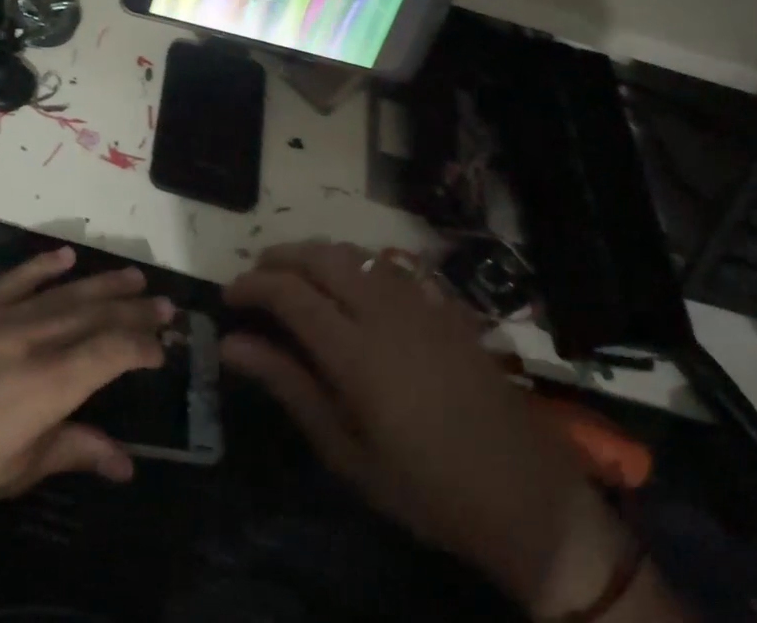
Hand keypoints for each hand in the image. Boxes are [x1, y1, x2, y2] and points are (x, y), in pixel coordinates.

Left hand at [0, 247, 172, 531]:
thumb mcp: (13, 472)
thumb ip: (71, 452)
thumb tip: (125, 461)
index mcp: (50, 382)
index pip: (114, 350)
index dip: (145, 346)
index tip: (165, 349)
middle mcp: (30, 338)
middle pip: (94, 313)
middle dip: (133, 308)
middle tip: (164, 304)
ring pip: (61, 292)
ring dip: (100, 283)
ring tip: (132, 276)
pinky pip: (12, 280)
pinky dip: (40, 267)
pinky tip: (62, 257)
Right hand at [222, 242, 636, 616]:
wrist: (528, 501)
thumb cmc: (424, 488)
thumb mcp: (344, 450)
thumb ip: (287, 385)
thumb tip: (230, 345)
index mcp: (355, 353)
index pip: (288, 292)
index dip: (251, 285)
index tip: (227, 296)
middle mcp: (388, 316)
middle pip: (322, 258)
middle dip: (280, 258)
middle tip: (254, 278)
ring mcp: (425, 309)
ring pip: (358, 256)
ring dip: (317, 255)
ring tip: (294, 277)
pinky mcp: (451, 314)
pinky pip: (394, 270)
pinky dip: (358, 266)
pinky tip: (350, 289)